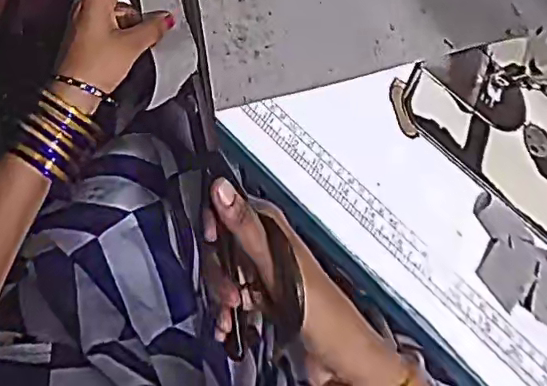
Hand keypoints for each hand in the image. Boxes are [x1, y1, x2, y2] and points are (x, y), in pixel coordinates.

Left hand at [55, 0, 175, 98]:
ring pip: (111, 0)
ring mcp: (83, 17)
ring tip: (147, 13)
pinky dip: (122, 16)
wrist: (72, 93)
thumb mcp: (131, 45)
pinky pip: (107, 14)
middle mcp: (87, 5)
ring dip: (129, 2)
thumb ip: (152, 27)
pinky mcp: (84, 31)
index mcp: (97, 0)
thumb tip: (164, 19)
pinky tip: (134, 29)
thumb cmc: (93, 67)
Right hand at [205, 180, 416, 385]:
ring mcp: (264, 270)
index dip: (213, 224)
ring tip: (230, 312)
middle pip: (223, 244)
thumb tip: (222, 187)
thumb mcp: (275, 262)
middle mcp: (267, 243)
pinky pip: (233, 295)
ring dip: (221, 294)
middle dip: (218, 270)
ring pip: (226, 272)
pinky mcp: (263, 296)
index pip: (228, 207)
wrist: (338, 358)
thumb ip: (245, 224)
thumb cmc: (320, 309)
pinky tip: (229, 323)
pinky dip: (226, 310)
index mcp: (271, 224)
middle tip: (228, 290)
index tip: (209, 242)